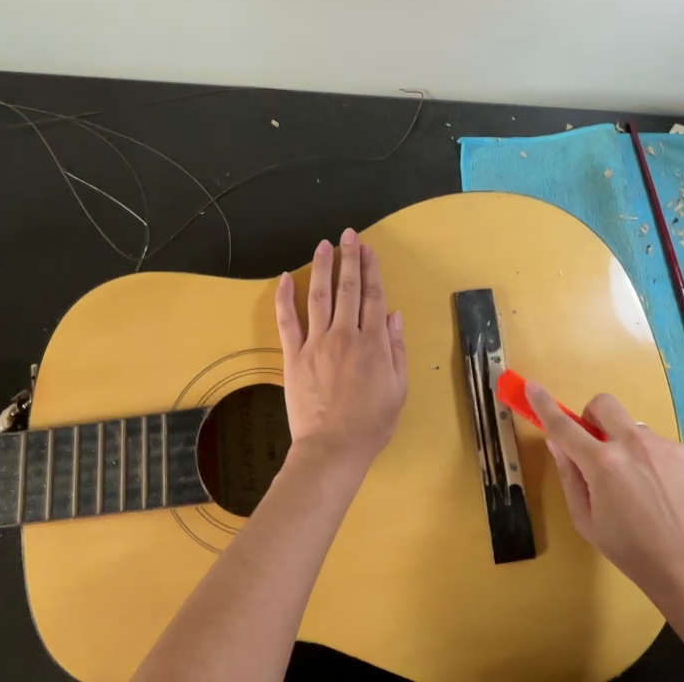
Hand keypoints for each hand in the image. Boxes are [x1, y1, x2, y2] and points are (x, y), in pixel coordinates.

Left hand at [274, 229, 408, 475]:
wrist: (333, 449)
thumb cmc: (372, 423)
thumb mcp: (398, 388)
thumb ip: (396, 349)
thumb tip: (393, 315)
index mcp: (373, 343)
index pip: (373, 296)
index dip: (371, 269)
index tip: (368, 249)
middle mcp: (345, 335)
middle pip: (348, 288)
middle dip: (349, 258)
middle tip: (348, 234)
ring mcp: (317, 343)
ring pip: (320, 296)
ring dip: (322, 267)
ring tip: (323, 244)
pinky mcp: (294, 355)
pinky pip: (287, 320)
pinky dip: (285, 297)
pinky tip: (286, 276)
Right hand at [527, 384, 683, 599]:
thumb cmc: (631, 552)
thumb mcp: (587, 522)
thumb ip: (569, 477)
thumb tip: (556, 442)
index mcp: (603, 464)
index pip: (564, 426)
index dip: (544, 405)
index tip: (532, 388)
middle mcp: (633, 445)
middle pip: (604, 404)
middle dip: (594, 416)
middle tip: (598, 445)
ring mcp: (665, 447)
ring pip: (637, 430)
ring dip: (630, 448)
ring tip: (644, 488)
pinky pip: (663, 448)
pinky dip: (657, 463)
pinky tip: (667, 494)